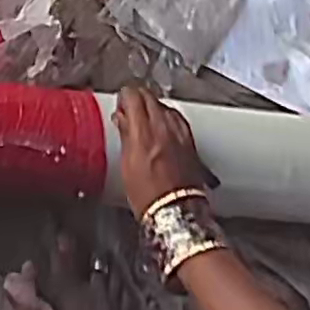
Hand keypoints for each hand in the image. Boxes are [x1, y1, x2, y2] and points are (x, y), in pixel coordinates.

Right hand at [113, 84, 213, 215]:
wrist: (176, 214)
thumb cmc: (149, 197)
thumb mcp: (127, 165)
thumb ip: (125, 135)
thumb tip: (121, 118)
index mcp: (142, 131)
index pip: (133, 95)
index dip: (124, 96)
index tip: (120, 103)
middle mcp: (162, 126)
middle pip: (148, 95)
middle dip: (137, 98)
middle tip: (129, 109)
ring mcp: (178, 131)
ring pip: (162, 104)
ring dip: (152, 107)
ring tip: (145, 120)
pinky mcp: (189, 139)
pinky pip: (176, 116)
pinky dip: (167, 116)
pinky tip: (162, 126)